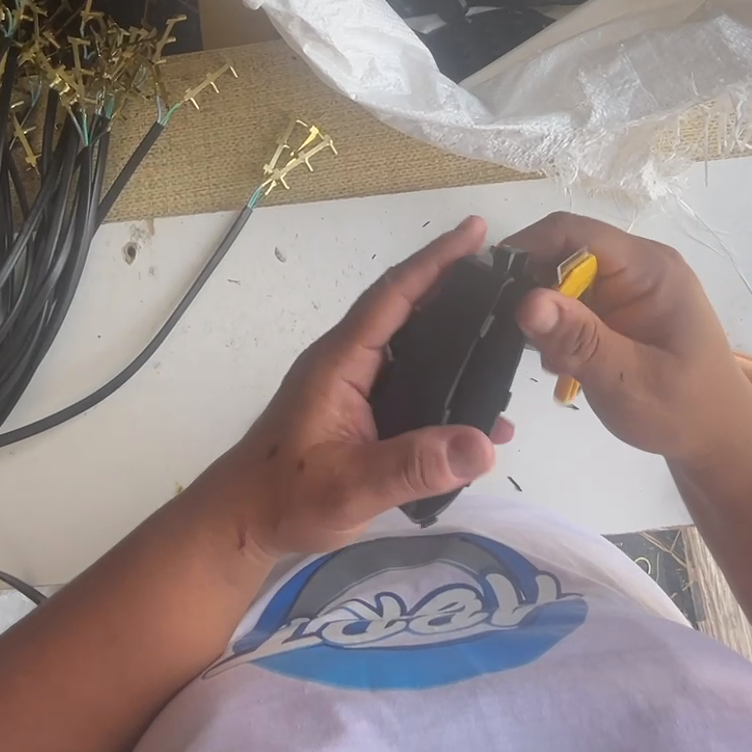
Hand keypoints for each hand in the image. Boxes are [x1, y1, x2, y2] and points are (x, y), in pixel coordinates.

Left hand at [198, 216, 513, 560]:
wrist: (246, 520)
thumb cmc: (286, 497)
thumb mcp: (351, 486)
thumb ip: (413, 467)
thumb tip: (484, 443)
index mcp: (341, 361)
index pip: (393, 296)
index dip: (435, 261)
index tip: (475, 231)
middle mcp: (349, 361)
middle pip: (406, 309)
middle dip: (454, 285)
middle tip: (505, 276)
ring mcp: (355, 385)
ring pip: (412, 345)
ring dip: (455, 334)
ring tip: (503, 332)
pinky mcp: (361, 409)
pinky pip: (411, 381)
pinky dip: (446, 382)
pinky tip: (482, 406)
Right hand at [502, 212, 751, 468]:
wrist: (718, 441)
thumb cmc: (683, 411)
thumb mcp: (627, 381)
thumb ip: (579, 340)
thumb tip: (527, 301)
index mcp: (648, 268)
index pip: (572, 232)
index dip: (526, 248)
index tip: (491, 285)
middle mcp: (636, 265)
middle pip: (562, 251)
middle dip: (533, 289)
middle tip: (522, 336)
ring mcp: (627, 286)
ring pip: (561, 277)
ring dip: (545, 315)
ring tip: (550, 359)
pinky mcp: (617, 307)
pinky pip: (571, 300)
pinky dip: (557, 327)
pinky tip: (563, 362)